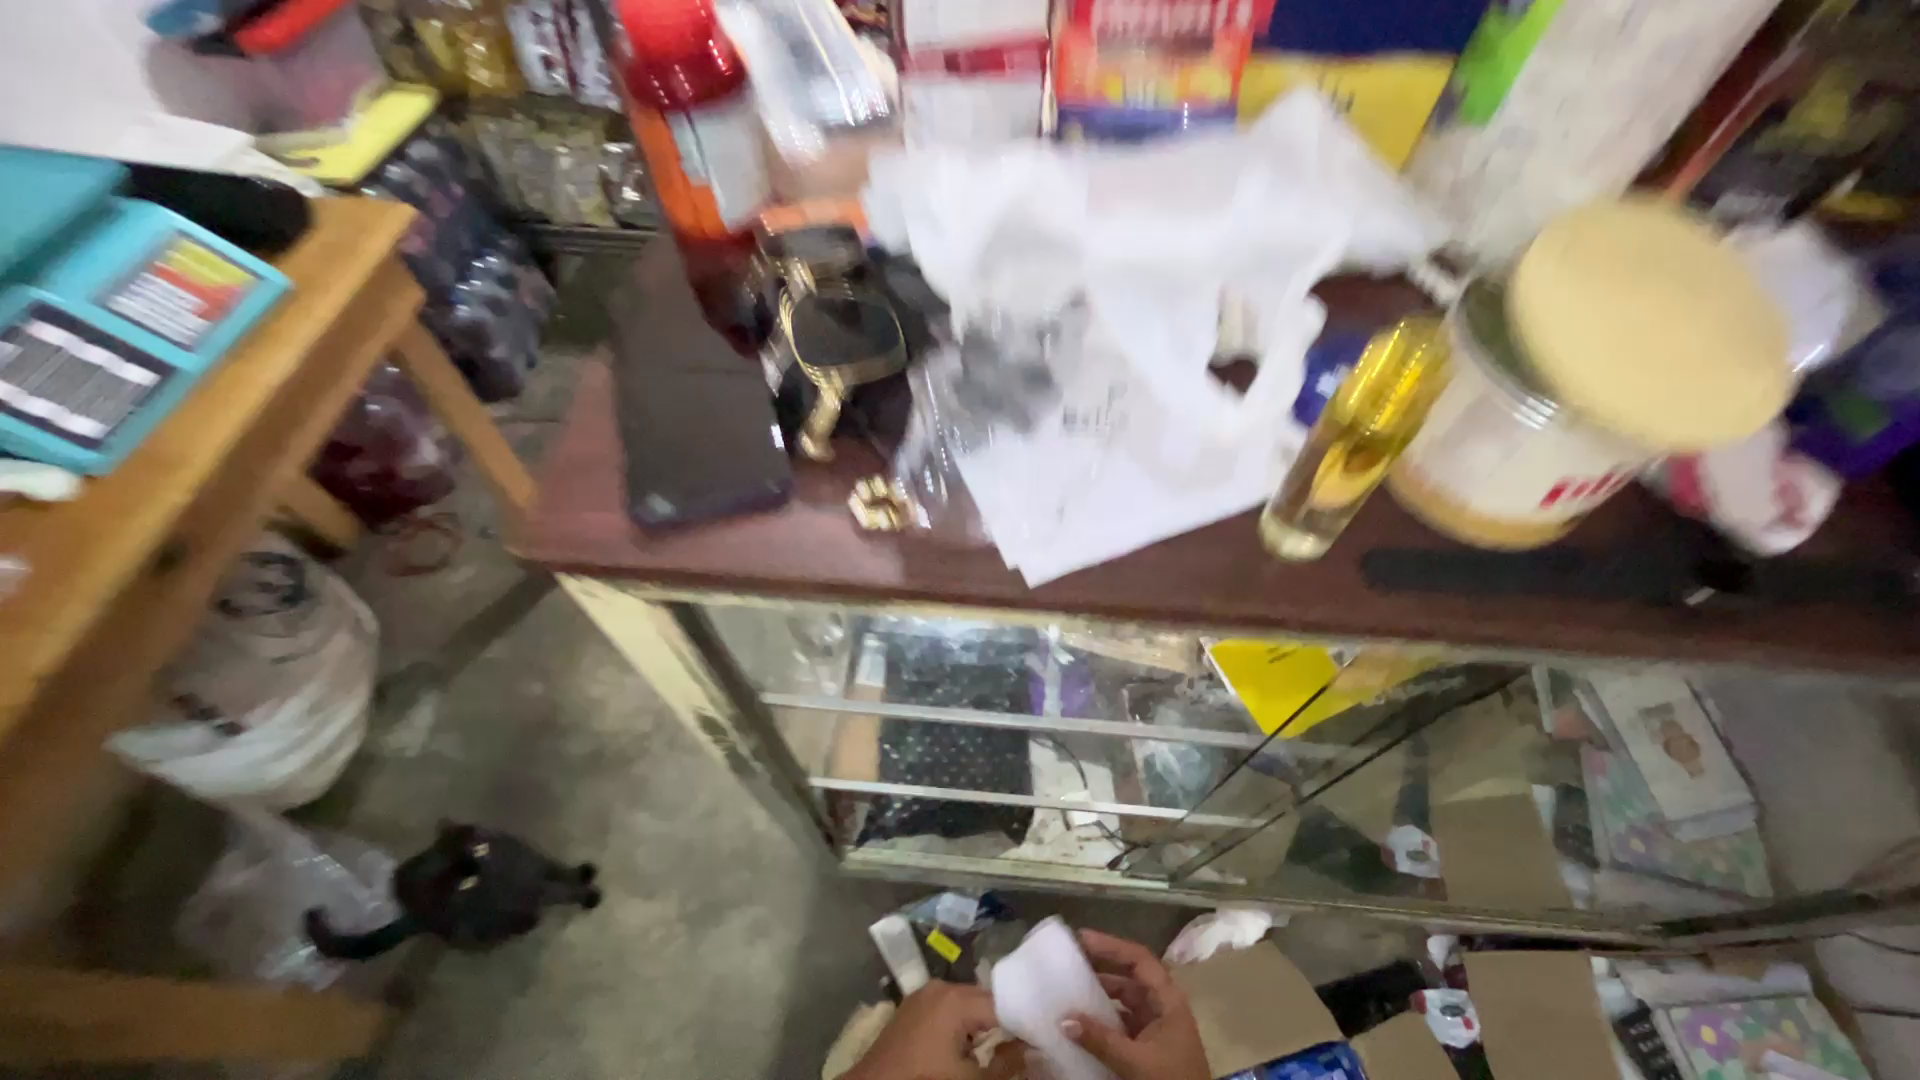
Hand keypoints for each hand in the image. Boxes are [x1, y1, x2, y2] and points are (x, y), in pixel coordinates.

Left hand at [846, 980, 1021, 1079]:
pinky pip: (945, 1010)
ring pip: (965, 1005)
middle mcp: (940, 987)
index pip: (1004, 1004)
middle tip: (1020, 1046)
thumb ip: (1007, 1064)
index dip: (1023, 1024)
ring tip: (995, 1049)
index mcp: (957, 998)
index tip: (1037, 1040)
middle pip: (984, 1000)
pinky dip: (959, 1026)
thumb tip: (1032, 1050)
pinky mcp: (911, 1009)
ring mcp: (922, 996)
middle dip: (1002, 1023)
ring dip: (980, 1025)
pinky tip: (965, 1048)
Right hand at [1063, 930, 1209, 1079]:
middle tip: (1072, 957)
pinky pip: (1124, 1019)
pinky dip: (1104, 1015)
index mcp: (1168, 1000)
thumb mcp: (1135, 1062)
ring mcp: (1157, 1025)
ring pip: (1126, 997)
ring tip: (1072, 984)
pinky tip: (1084, 1018)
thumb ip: (1100, 1039)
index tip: (1082, 938)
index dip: (1111, 946)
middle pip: (1131, 974)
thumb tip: (1063, 1019)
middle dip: (1103, 964)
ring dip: (1101, 991)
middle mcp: (1164, 1005)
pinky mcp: (1150, 1044)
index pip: (1139, 959)